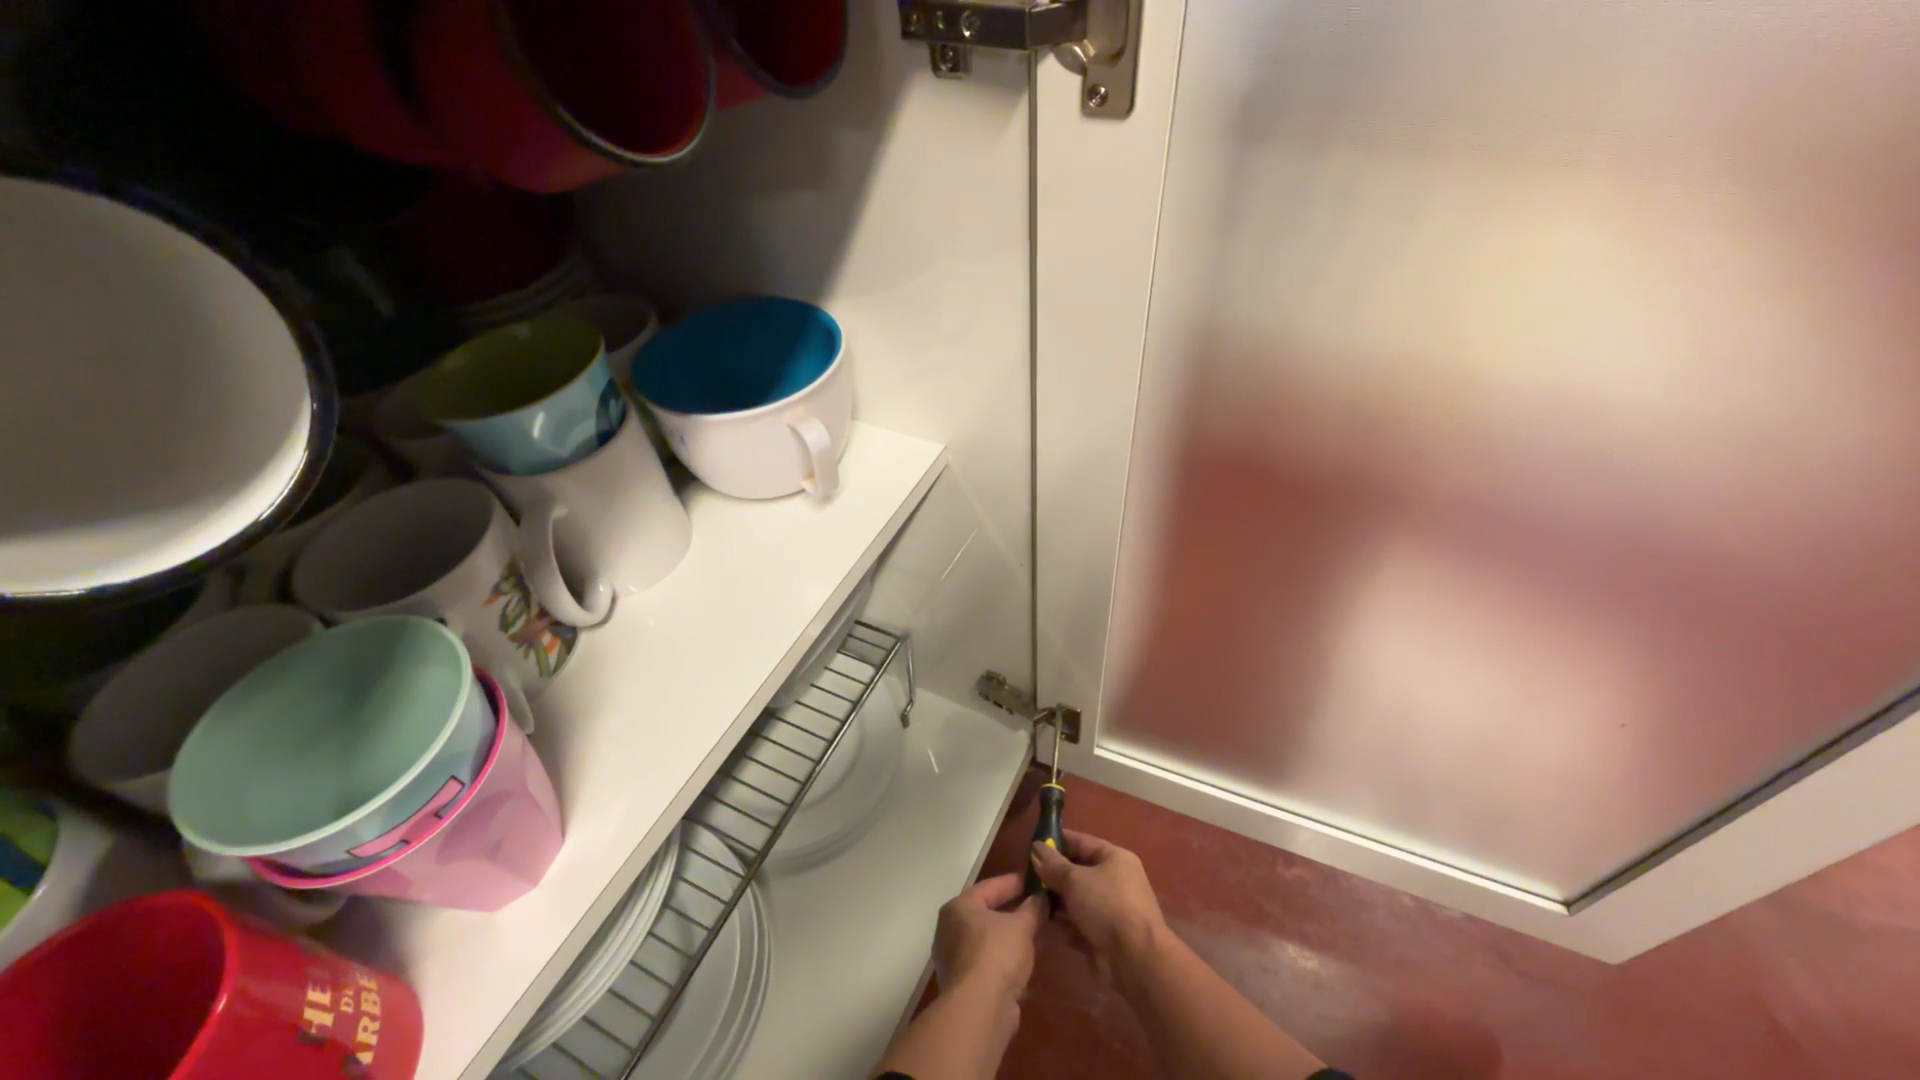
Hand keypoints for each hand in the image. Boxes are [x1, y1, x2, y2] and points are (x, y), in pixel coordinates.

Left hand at [933, 873, 1044, 1000]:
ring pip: (988, 938)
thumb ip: (1033, 908)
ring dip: (1011, 934)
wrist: (979, 1008)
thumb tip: (1042, 897)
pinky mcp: (964, 982)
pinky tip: (1026, 957)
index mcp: (959, 908)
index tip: (1035, 880)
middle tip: (1039, 905)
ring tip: (1037, 931)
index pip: (990, 886)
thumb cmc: (997, 954)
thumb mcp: (1021, 926)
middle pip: (987, 912)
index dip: (1015, 882)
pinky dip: (1006, 955)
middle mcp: (950, 929)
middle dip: (1014, 909)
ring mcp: (954, 957)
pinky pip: (988, 959)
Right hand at [1029, 829, 1165, 957]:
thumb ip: (1052, 865)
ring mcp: (1108, 910)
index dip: (1057, 842)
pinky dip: (1059, 922)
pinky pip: (1076, 923)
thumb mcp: (1075, 879)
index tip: (1031, 845)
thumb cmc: (1107, 905)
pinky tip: (1036, 921)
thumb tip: (1035, 848)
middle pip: (1077, 872)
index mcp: (1115, 859)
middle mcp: (1114, 881)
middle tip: (1023, 876)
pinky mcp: (1101, 935)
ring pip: (1074, 899)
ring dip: (1053, 900)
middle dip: (1051, 874)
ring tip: (1025, 898)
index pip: (1082, 842)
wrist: (1134, 957)